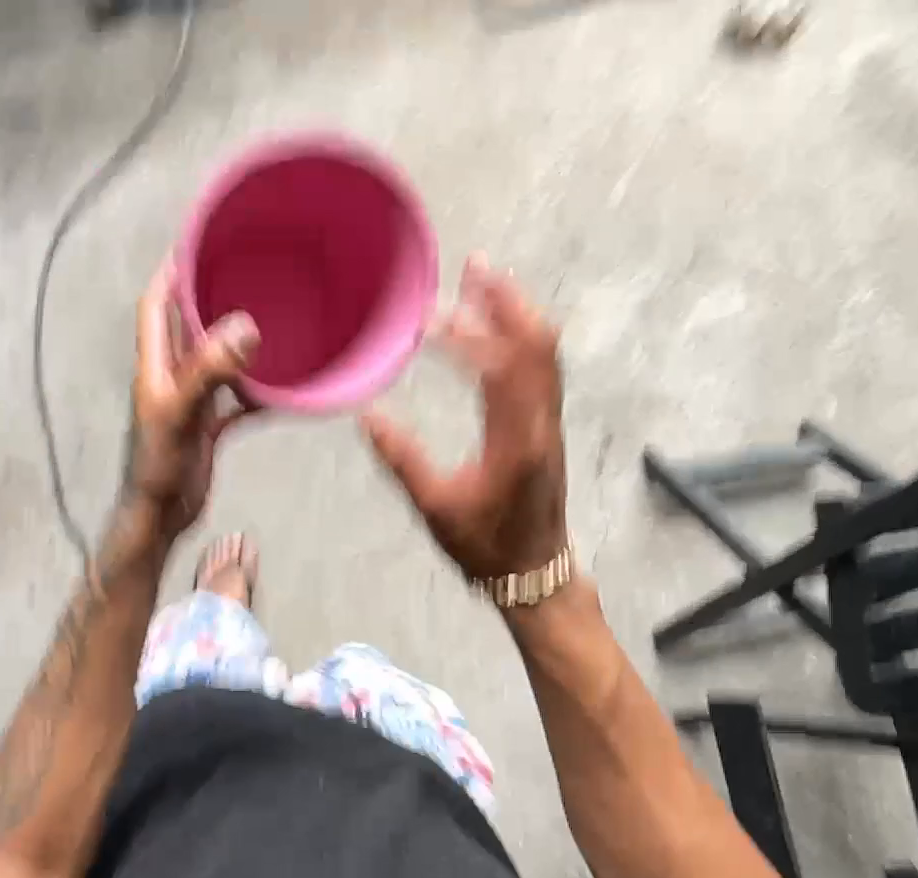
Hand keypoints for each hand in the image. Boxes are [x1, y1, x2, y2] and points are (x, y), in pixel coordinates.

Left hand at [119, 264, 259, 541]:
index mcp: (154, 365)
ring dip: (235, 342)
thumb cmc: (158, 465)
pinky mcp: (205, 426)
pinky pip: (234, 399)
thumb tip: (244, 326)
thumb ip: (208, 371)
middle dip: (209, 297)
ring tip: (269, 317)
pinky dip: (254, 392)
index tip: (197, 240)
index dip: (170, 271)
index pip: (155, 304)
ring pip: (213, 360)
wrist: (159, 515)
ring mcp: (189, 401)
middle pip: (186, 325)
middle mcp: (169, 376)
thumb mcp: (180, 413)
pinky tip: (281, 390)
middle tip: (245, 270)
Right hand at [362, 255, 566, 579]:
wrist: (535, 571)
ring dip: (516, 313)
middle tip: (475, 266)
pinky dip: (521, 337)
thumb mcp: (435, 506)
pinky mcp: (547, 425)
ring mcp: (549, 421)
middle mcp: (541, 421)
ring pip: (544, 352)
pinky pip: (541, 367)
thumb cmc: (483, 544)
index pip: (499, 369)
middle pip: (537, 344)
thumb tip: (368, 417)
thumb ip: (403, 460)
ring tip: (485, 282)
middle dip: (506, 300)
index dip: (468, 336)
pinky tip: (497, 329)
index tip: (429, 320)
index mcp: (514, 439)